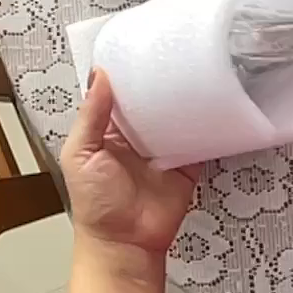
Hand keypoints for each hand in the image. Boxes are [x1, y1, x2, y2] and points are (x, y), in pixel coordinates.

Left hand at [61, 69, 196, 265]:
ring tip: (195, 75)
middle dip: (159, 84)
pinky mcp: (184, 165)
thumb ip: (91, 116)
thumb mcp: (80, 154)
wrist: (125, 243)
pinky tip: (212, 110)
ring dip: (182, 103)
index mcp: (106, 131)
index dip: (125, 74)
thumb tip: (100, 77)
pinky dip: (204, 129)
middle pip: (150, 103)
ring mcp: (161, 150)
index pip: (117, 94)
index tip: (139, 49)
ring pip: (175, 118)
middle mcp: (135, 137)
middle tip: (174, 56)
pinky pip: (198, 142)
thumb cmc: (95, 206)